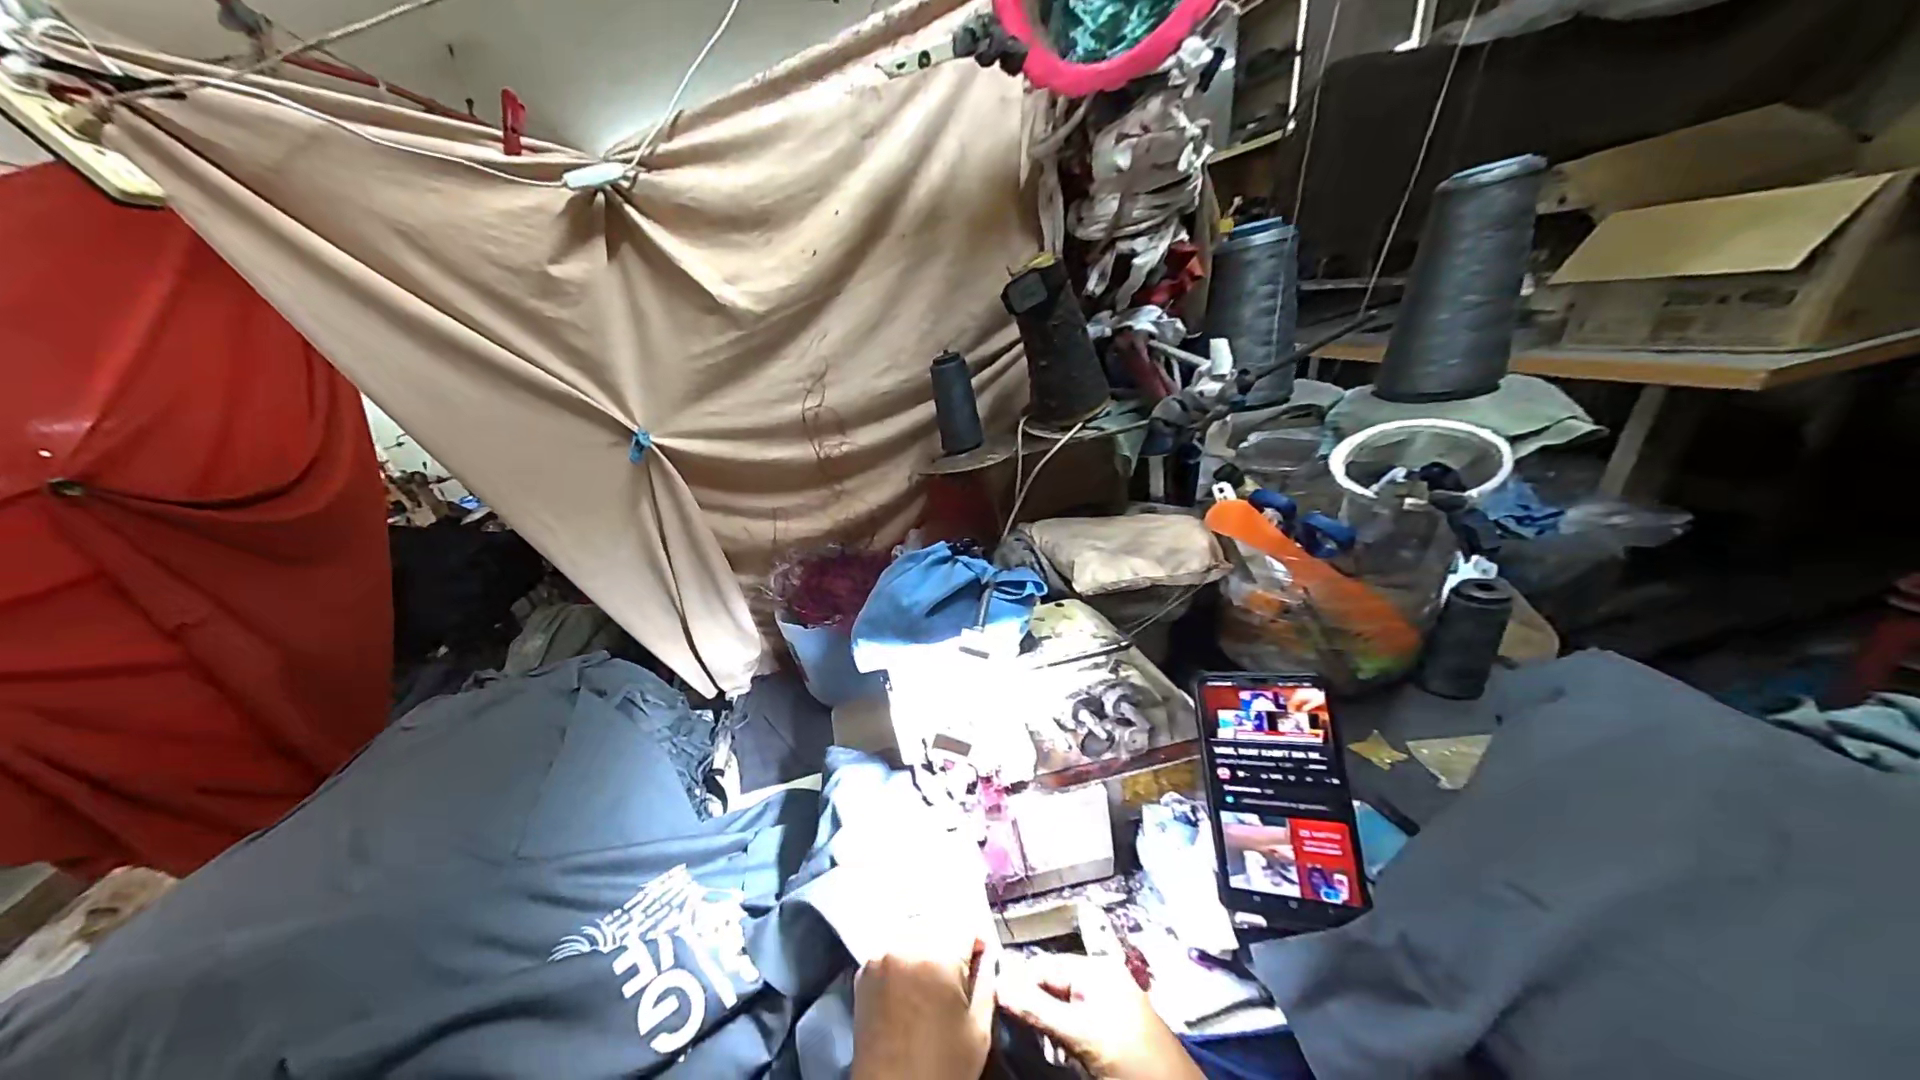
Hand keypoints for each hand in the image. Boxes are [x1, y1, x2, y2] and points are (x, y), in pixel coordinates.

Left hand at [851, 932, 994, 1079]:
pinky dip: (904, 958)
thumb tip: (986, 953)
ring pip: (913, 932)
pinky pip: (892, 949)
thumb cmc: (941, 1067)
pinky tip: (911, 985)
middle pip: (938, 925)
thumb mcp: (978, 1029)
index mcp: (937, 957)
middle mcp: (904, 946)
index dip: (977, 944)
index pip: (966, 926)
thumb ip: (986, 981)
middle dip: (951, 943)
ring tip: (933, 982)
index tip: (980, 962)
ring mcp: (880, 957)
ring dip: (927, 947)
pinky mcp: (863, 971)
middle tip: (957, 976)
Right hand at [996, 952, 1203, 1079]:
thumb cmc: (1130, 1063)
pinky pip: (1078, 1019)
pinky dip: (1067, 1035)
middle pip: (1052, 983)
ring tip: (1052, 1050)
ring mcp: (1110, 1000)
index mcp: (1095, 968)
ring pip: (1062, 1005)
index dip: (1019, 986)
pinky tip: (1067, 1055)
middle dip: (1036, 1008)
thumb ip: (1037, 1009)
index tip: (999, 1009)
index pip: (1042, 965)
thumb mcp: (1080, 1035)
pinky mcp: (1114, 1024)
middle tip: (1028, 1037)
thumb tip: (997, 986)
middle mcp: (1101, 976)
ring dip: (1050, 1026)